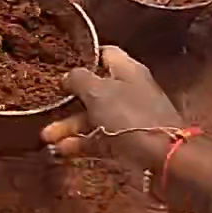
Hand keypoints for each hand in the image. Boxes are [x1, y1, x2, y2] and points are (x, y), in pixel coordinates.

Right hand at [41, 46, 185, 167]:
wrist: (165, 158)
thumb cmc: (129, 115)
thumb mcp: (98, 91)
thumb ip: (78, 78)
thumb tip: (68, 76)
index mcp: (126, 70)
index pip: (104, 53)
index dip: (83, 57)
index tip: (61, 65)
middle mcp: (129, 91)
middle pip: (94, 89)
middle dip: (68, 99)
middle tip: (48, 104)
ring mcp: (129, 118)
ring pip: (93, 117)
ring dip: (69, 126)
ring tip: (46, 136)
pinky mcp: (128, 143)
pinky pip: (99, 139)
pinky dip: (80, 144)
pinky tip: (61, 150)